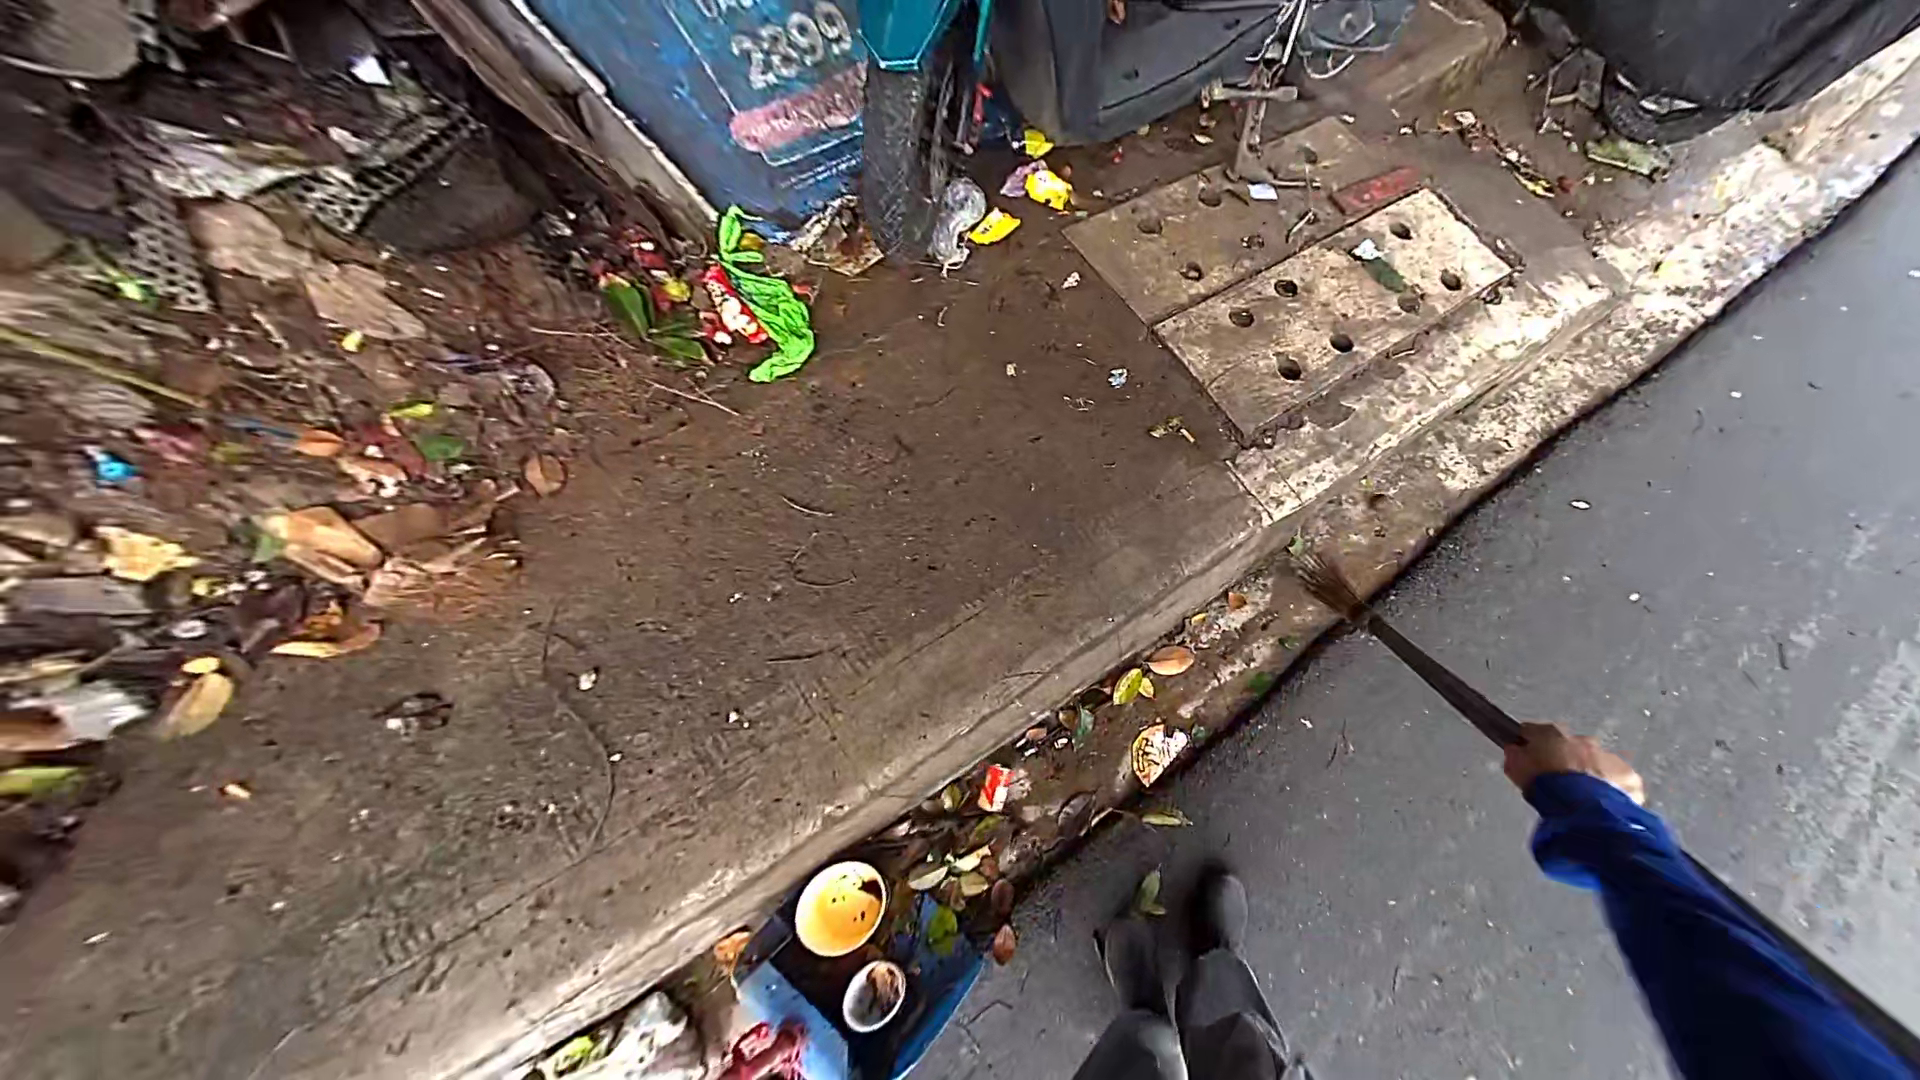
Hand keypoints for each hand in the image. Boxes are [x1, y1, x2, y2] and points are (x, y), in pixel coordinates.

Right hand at [1503, 722, 1644, 804]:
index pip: (1535, 730)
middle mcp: (1581, 740)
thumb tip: (1516, 750)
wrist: (1582, 806)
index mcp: (1550, 733)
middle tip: (1557, 775)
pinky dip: (1612, 786)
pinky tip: (1601, 800)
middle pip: (1570, 744)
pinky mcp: (1629, 776)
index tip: (1527, 753)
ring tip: (1580, 792)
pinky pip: (1619, 779)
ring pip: (1597, 761)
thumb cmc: (1544, 783)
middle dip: (1565, 756)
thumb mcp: (1514, 767)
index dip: (1530, 742)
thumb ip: (1515, 754)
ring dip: (1589, 771)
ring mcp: (1608, 757)